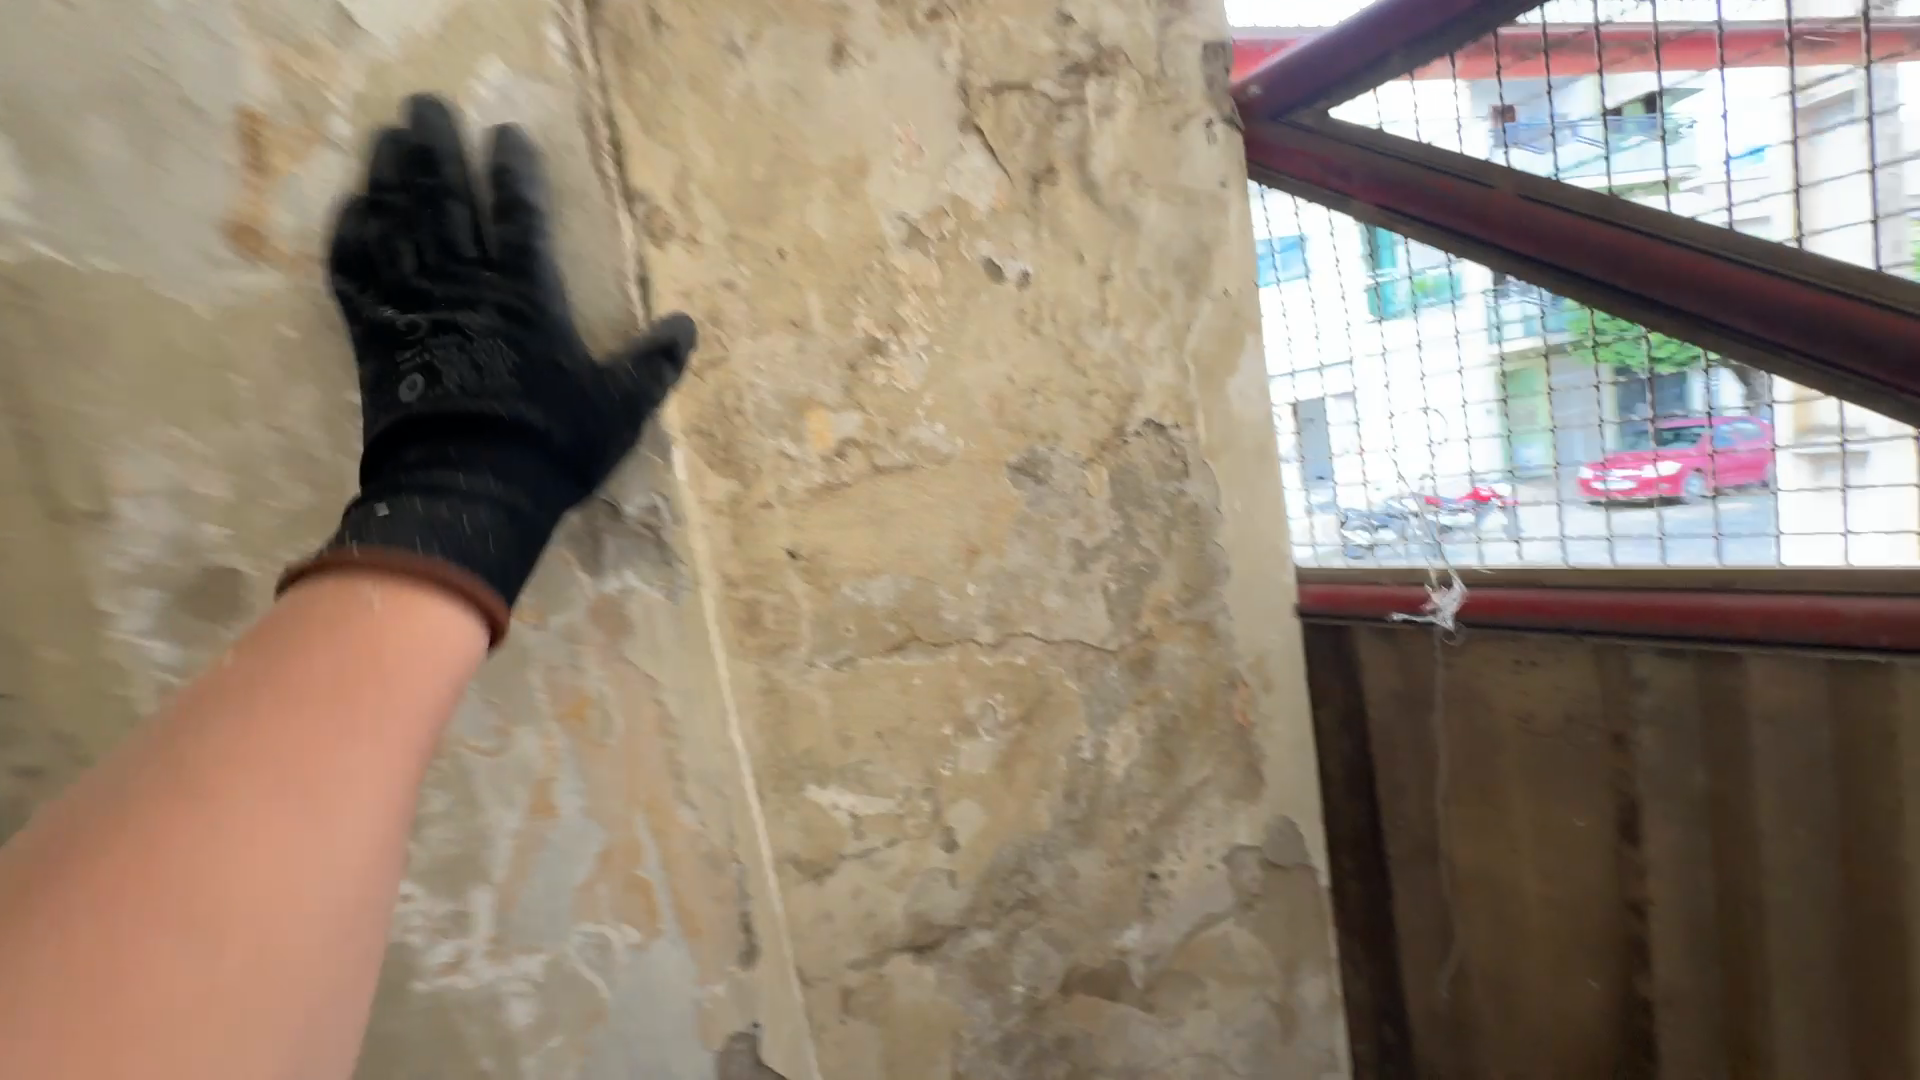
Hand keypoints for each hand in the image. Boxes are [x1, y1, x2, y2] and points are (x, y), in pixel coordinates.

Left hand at [280, 94, 694, 645]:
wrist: (472, 485)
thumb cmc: (554, 443)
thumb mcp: (623, 407)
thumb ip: (655, 363)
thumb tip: (688, 324)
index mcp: (528, 295)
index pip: (520, 214)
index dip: (514, 170)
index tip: (506, 133)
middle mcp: (467, 283)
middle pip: (446, 199)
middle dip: (438, 148)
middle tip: (427, 105)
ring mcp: (415, 303)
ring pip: (397, 221)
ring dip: (391, 173)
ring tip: (387, 134)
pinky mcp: (377, 332)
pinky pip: (356, 268)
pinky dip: (351, 232)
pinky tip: (351, 206)